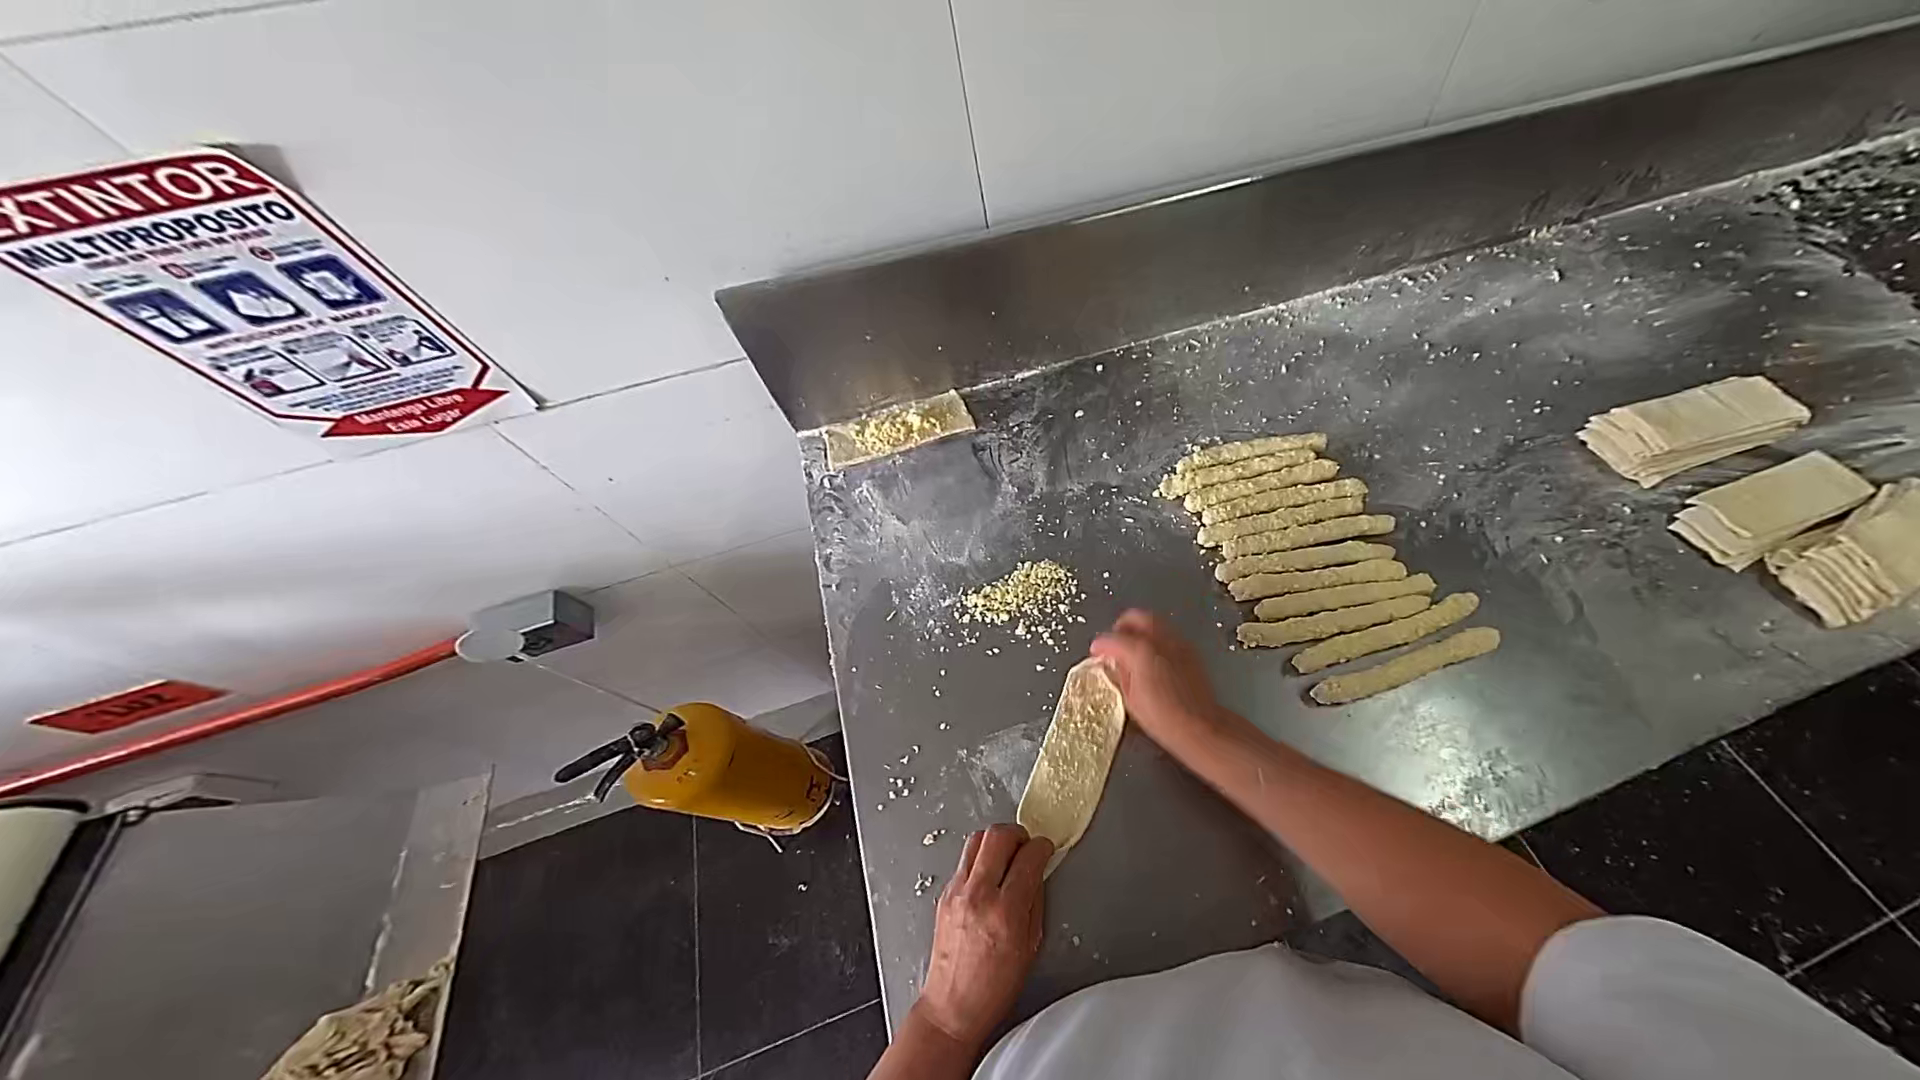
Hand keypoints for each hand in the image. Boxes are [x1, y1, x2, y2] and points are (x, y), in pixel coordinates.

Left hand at [913, 824, 1051, 1049]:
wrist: (952, 1005)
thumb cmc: (994, 987)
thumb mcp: (1030, 945)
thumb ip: (1035, 901)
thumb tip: (1037, 870)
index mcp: (1005, 912)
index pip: (1028, 858)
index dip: (1041, 847)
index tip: (1045, 848)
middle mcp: (978, 895)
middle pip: (998, 836)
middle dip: (1018, 833)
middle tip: (1025, 844)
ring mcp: (957, 891)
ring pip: (977, 839)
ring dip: (996, 840)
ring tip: (1007, 854)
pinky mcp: (944, 892)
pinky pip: (965, 859)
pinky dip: (981, 858)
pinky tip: (989, 874)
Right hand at [1090, 609, 1234, 746]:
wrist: (1200, 726)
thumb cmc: (1161, 717)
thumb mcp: (1129, 698)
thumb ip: (1119, 673)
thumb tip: (1114, 663)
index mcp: (1140, 650)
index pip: (1112, 638)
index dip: (1099, 645)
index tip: (1095, 653)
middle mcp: (1160, 639)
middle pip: (1135, 617)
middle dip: (1120, 628)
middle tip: (1113, 645)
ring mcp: (1177, 642)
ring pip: (1153, 621)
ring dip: (1138, 631)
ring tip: (1132, 651)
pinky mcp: (1190, 650)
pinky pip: (1167, 634)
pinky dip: (1155, 639)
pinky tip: (1151, 658)